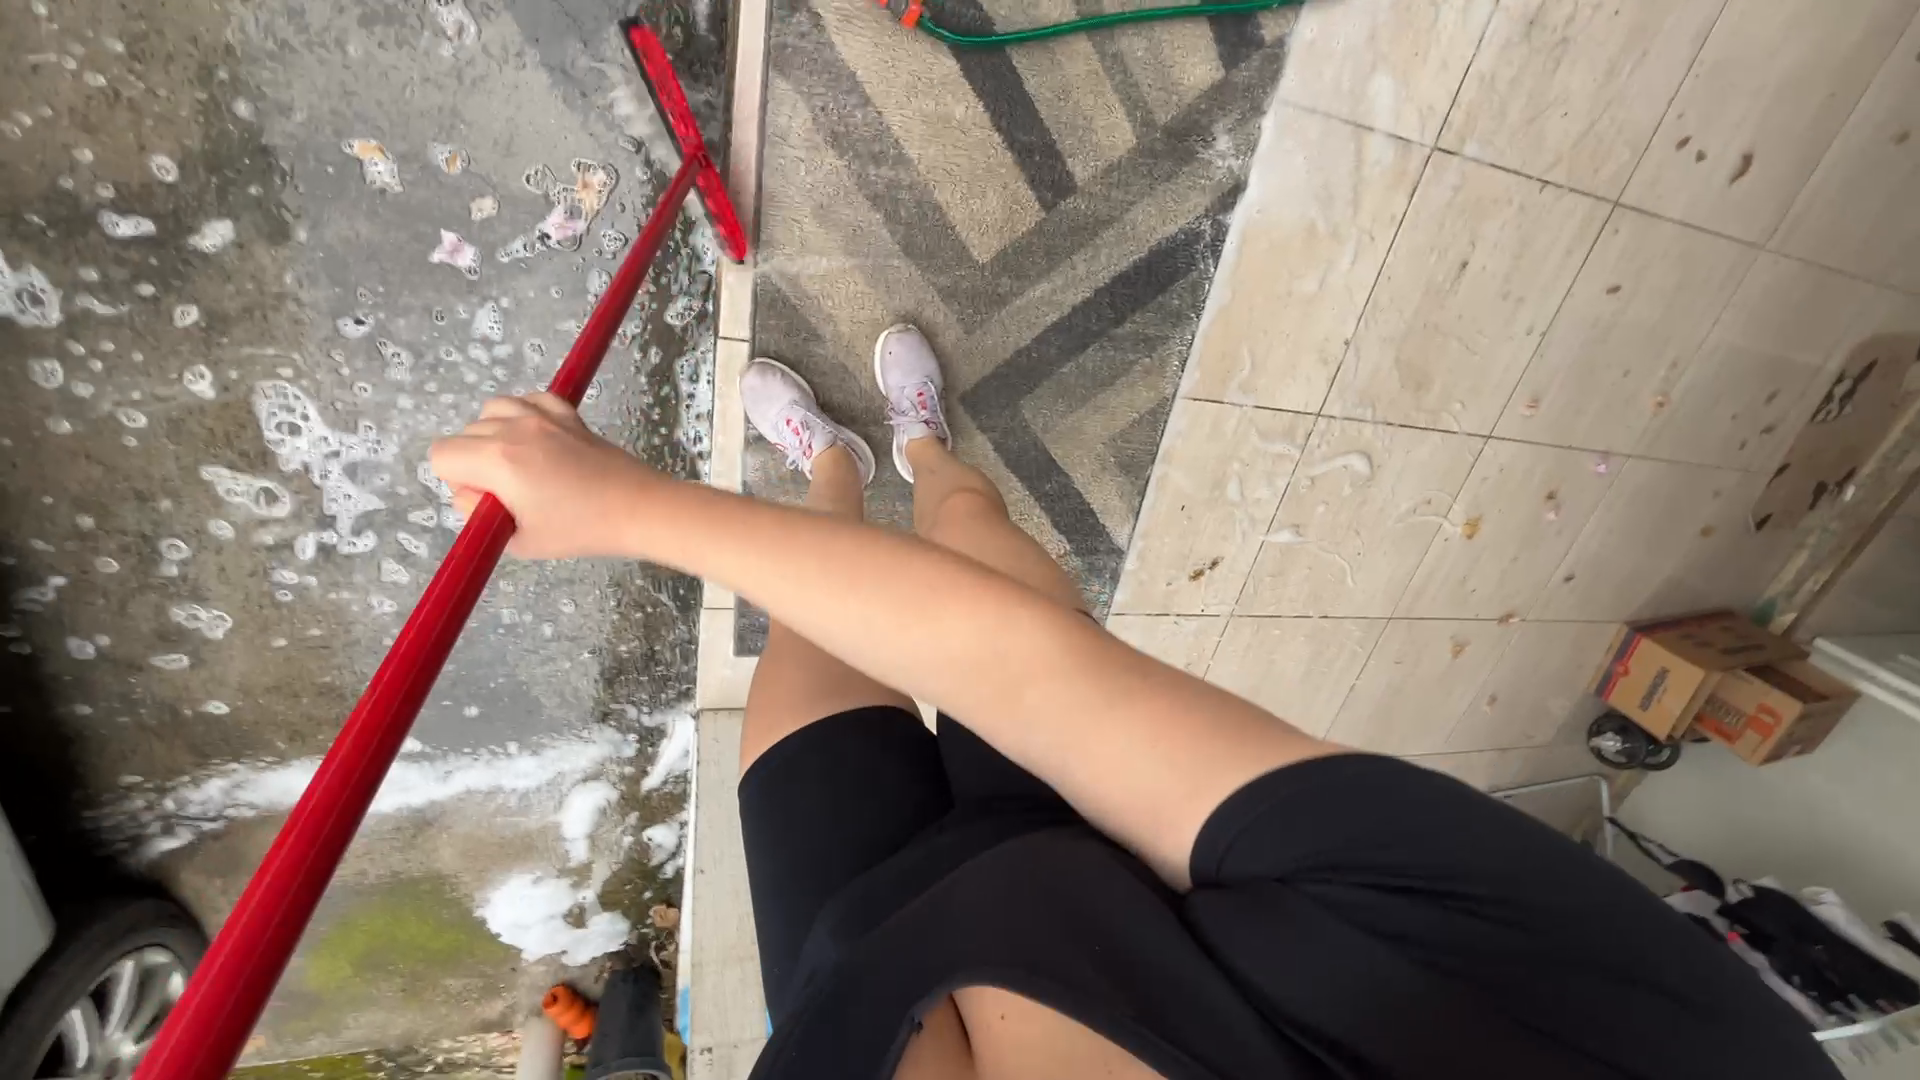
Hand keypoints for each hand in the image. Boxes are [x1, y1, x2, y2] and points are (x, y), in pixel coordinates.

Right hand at [429, 393, 661, 558]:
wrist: (641, 508)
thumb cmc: (583, 529)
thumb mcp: (519, 540)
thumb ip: (479, 516)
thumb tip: (472, 495)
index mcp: (498, 459)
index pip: (441, 456)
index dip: (458, 483)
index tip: (491, 503)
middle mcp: (516, 427)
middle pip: (465, 434)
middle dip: (476, 464)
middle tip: (514, 494)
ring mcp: (544, 415)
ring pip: (492, 410)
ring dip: (495, 435)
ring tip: (524, 466)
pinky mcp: (570, 415)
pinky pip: (531, 399)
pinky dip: (526, 414)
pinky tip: (541, 440)